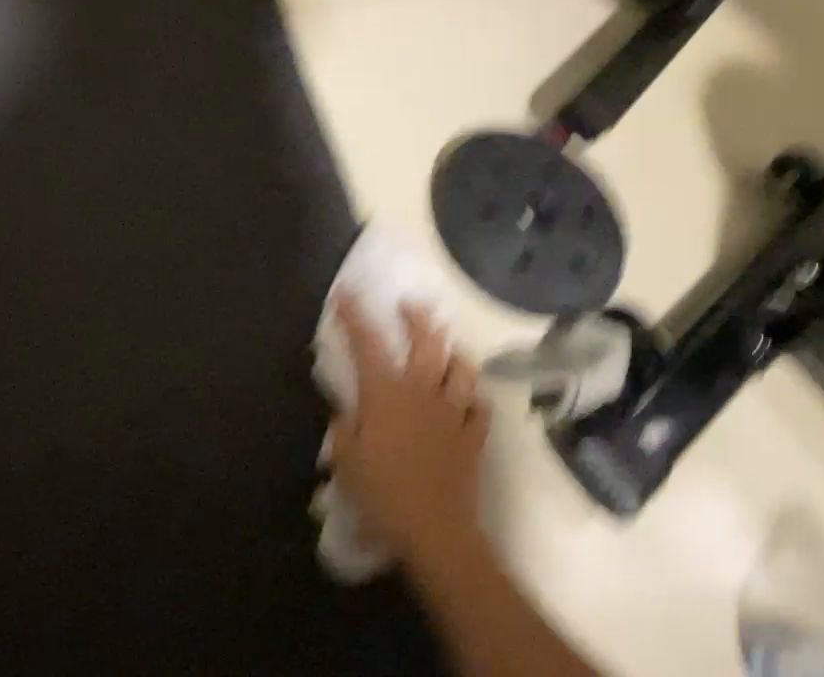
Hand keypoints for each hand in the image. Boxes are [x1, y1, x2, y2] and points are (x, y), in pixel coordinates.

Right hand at [329, 294, 489, 566]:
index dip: (355, 315)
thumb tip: (347, 413)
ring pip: (461, 368)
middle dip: (417, 318)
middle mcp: (422, 392)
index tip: (346, 293)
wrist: (435, 530)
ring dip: (453, 353)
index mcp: (386, 394)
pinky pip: (479, 406)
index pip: (367, 343)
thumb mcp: (346, 462)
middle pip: (427, 342)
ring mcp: (453, 412)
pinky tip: (467, 398)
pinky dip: (472, 397)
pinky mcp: (474, 435)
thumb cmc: (382, 495)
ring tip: (447, 348)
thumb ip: (344, 430)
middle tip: (411, 305)